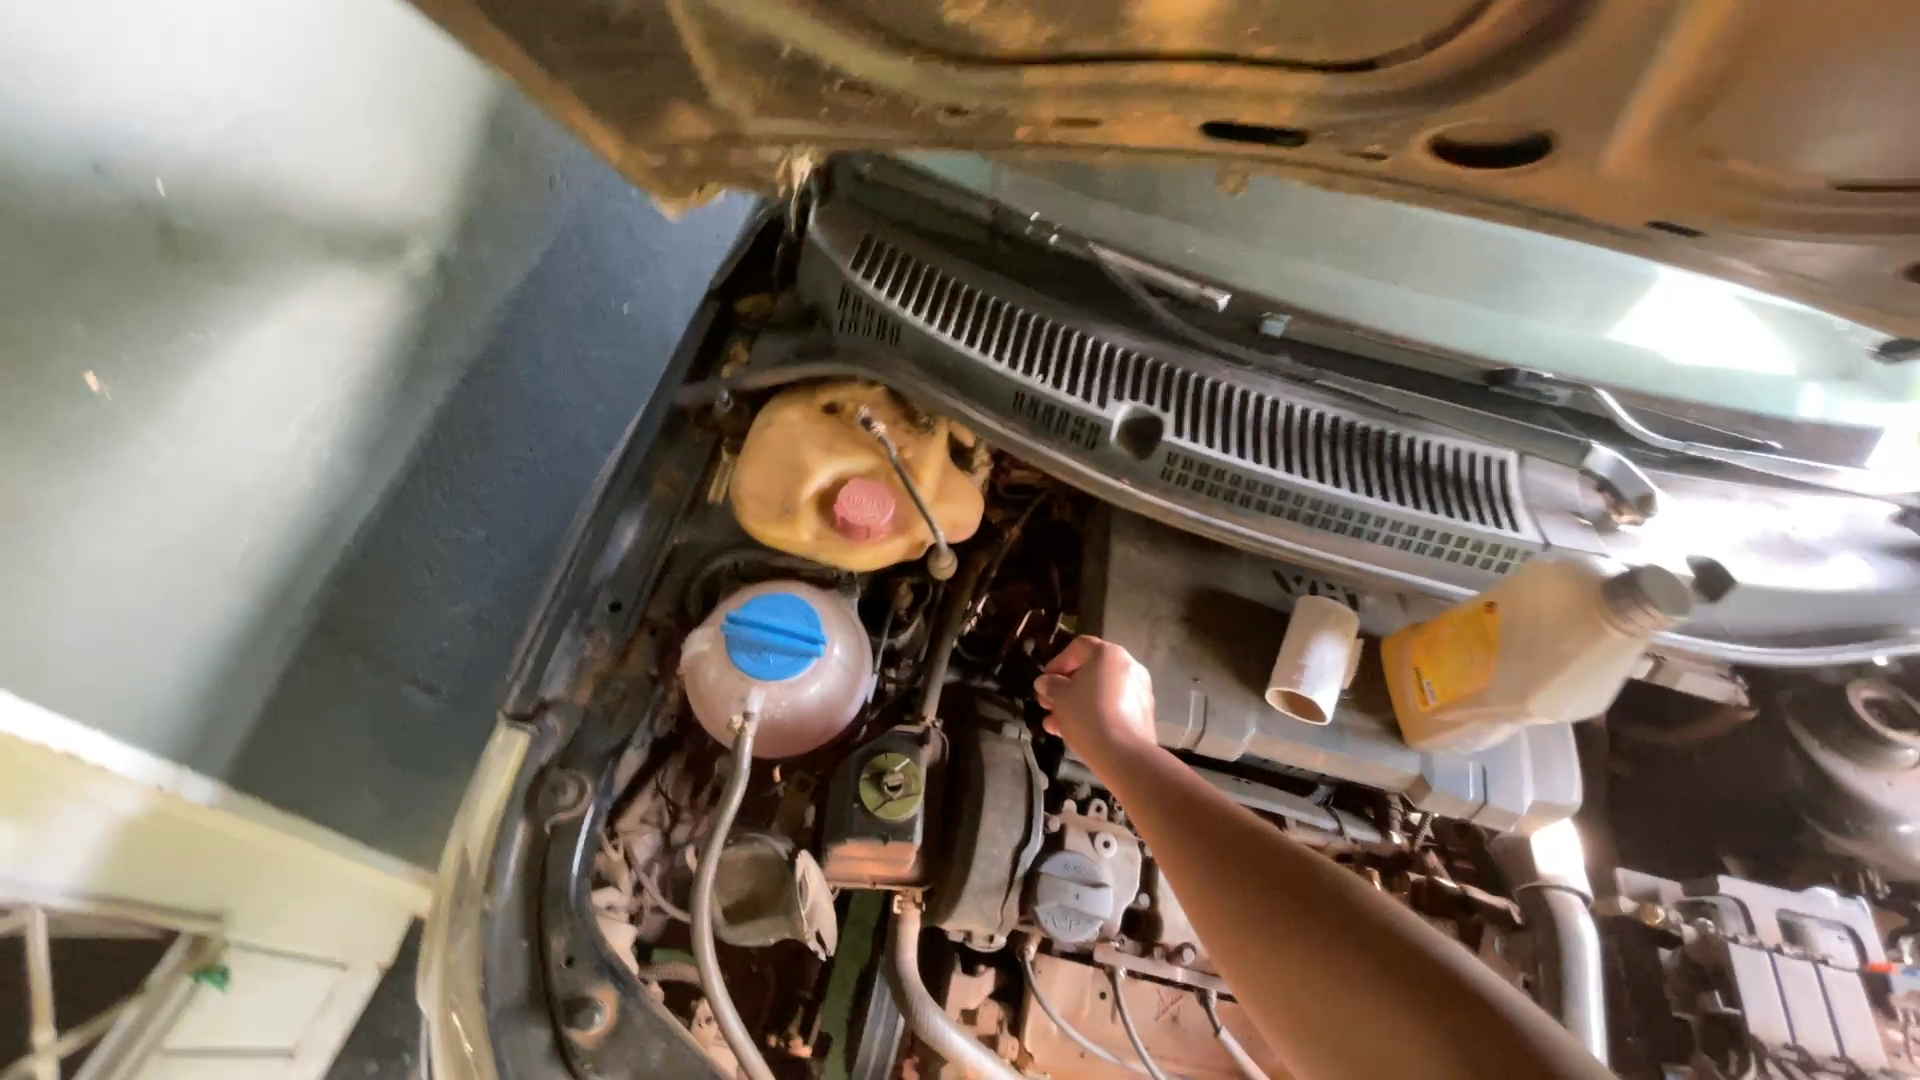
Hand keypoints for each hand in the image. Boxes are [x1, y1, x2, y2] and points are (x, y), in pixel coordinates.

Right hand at [1033, 635, 1156, 762]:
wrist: (1123, 754)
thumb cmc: (1086, 714)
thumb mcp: (1059, 696)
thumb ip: (1050, 685)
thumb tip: (1045, 682)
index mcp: (1109, 654)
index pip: (1079, 647)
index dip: (1057, 662)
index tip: (1045, 682)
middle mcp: (1128, 666)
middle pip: (1090, 671)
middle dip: (1065, 688)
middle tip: (1047, 704)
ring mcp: (1139, 691)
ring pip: (1099, 692)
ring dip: (1075, 704)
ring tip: (1055, 723)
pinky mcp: (1142, 714)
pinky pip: (1112, 707)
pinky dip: (1093, 714)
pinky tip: (1073, 733)